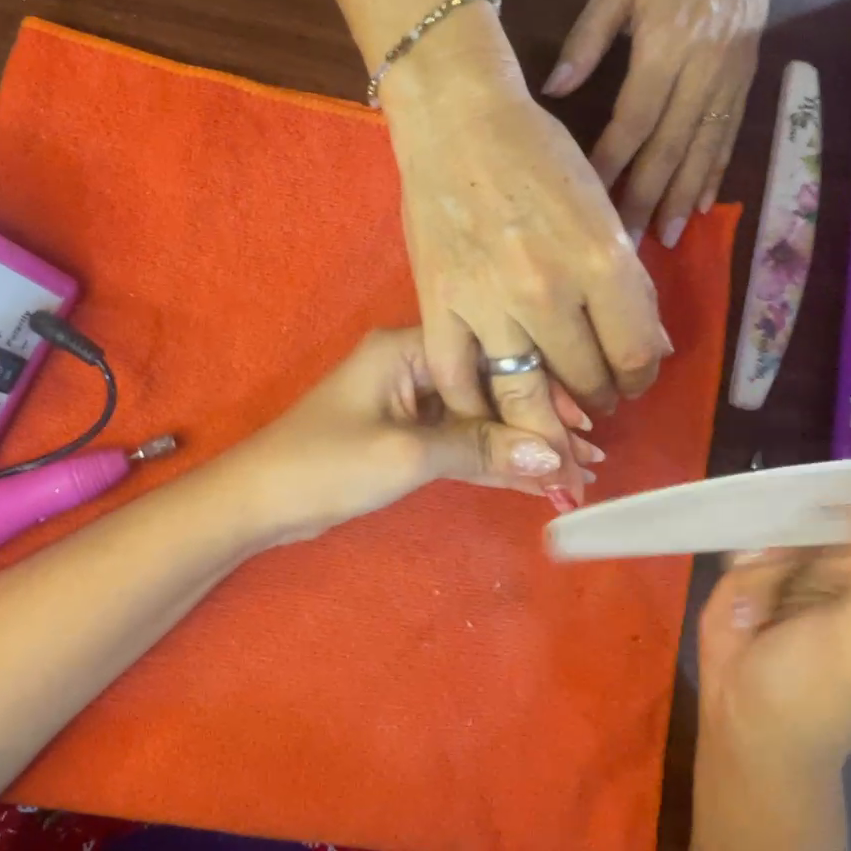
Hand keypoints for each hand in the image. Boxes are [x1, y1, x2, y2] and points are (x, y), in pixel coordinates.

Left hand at [220, 328, 600, 542]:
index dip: (540, 394)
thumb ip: (479, 447)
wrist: (259, 500)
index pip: (490, 360)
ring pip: (479, 418)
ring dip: (522, 446)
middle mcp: (410, 367)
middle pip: (489, 387)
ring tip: (577, 475)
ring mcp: (407, 403)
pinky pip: (460, 441)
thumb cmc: (324, 465)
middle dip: (538, 424)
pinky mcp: (403, 435)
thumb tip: (554, 455)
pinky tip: (534, 481)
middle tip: (590, 460)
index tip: (584, 429)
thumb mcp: (405, 454)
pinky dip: (493, 460)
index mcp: (405, 350)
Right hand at [388, 79, 669, 498]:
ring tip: (553, 410)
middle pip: (587, 380)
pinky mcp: (437, 306)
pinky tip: (491, 408)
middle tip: (596, 392)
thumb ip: (628, 281)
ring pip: (525, 392)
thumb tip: (649, 346)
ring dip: (548, 413)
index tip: (634, 377)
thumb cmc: (538, 154)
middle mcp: (547, 292)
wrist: (457, 125)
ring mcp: (486, 303)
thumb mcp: (602, 209)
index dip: (643, 378)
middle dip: (601, 395)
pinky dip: (477, 405)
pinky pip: (456, 379)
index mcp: (600, 260)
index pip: (638, 354)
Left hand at [542, 0, 805, 248]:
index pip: (633, 119)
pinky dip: (715, 172)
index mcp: (668, 46)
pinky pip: (730, 133)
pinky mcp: (749, 78)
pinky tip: (703, 204)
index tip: (588, 201)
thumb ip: (587, 39)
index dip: (610, 163)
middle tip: (625, 244)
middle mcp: (705, 69)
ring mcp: (732, 77)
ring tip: (666, 239)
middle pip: (671, 146)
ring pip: (705, 148)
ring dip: (684, 197)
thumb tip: (554, 89)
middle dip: (646, 198)